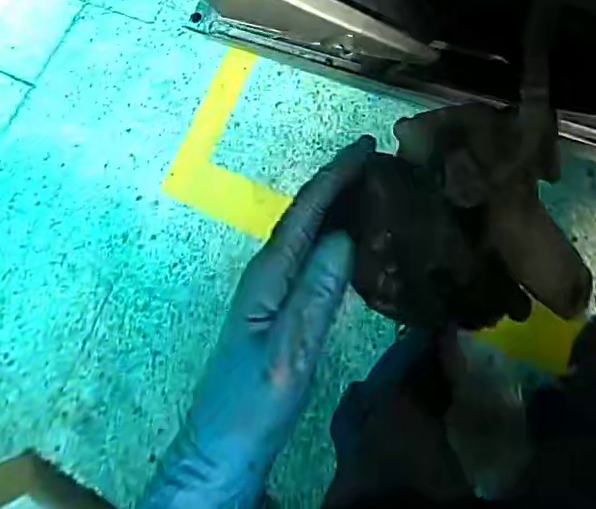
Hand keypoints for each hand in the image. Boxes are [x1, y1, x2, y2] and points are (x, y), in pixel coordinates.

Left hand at [139, 137, 373, 508]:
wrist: (220, 448)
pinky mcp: (278, 308)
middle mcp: (268, 269)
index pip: (306, 209)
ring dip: (335, 203)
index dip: (335, 174)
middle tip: (375, 159)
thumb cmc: (253, 402)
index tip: (366, 146)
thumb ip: (315, 293)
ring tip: (369, 187)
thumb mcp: (290, 351)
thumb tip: (343, 234)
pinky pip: (310, 255)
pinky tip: (349, 241)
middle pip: (305, 212)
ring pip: (307, 231)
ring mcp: (271, 288)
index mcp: (269, 271)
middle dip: (337, 180)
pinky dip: (331, 235)